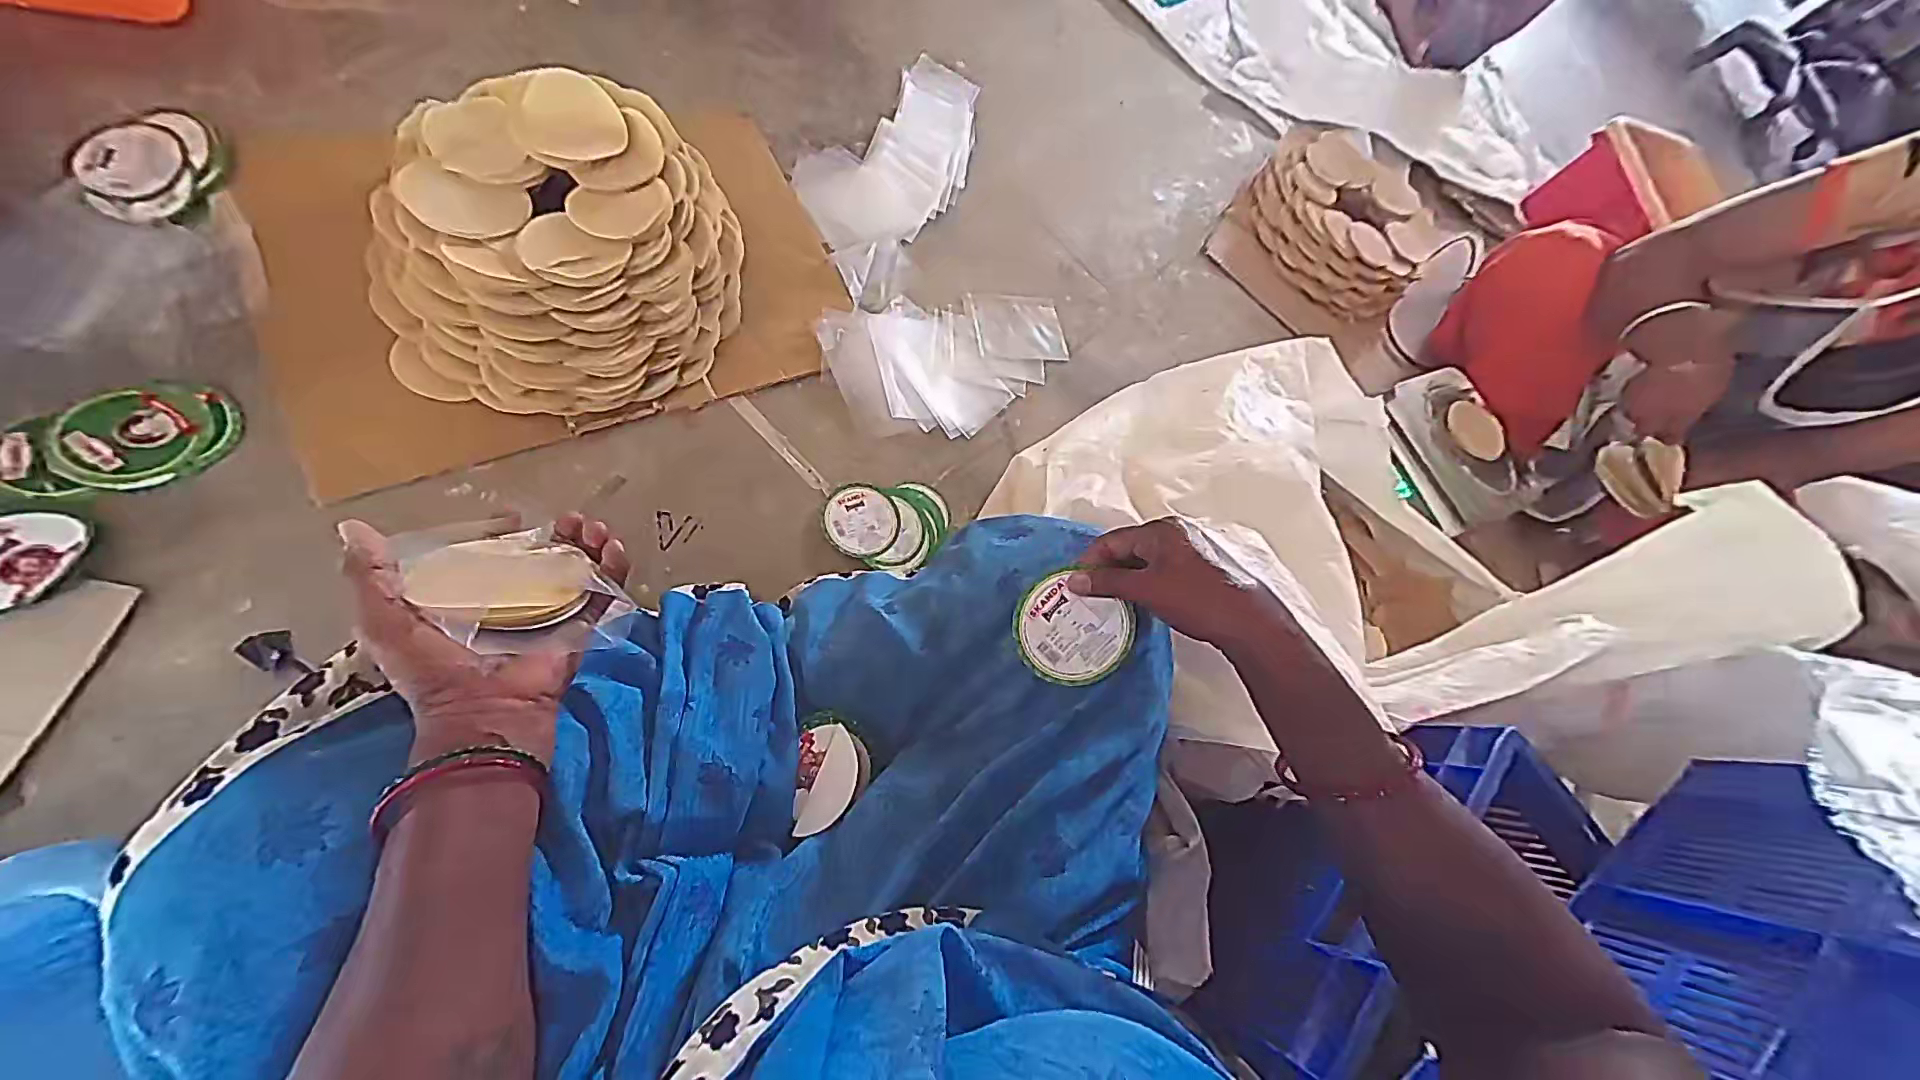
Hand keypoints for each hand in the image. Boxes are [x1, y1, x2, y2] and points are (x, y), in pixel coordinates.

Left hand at [338, 513, 631, 763]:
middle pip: (551, 555)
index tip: (515, 518)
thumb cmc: (434, 670)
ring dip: (591, 543)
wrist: (484, 711)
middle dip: (564, 533)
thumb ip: (372, 579)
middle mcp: (521, 600)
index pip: (500, 554)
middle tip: (570, 520)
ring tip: (592, 529)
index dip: (510, 533)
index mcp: (477, 596)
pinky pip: (605, 592)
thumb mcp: (386, 623)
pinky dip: (615, 569)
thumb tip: (353, 528)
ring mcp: (556, 613)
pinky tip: (613, 549)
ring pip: (582, 567)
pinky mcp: (583, 626)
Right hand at [1067, 517, 1297, 653]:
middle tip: (1091, 592)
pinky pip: (1164, 568)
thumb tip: (1074, 580)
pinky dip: (1147, 581)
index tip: (1075, 581)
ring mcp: (1194, 548)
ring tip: (1114, 599)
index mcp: (1162, 530)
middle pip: (1130, 547)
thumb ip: (1108, 583)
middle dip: (1109, 569)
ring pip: (1148, 559)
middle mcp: (1178, 532)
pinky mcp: (1204, 567)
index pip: (1113, 539)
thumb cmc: (1196, 600)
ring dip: (1128, 577)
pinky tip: (1143, 600)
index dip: (1090, 560)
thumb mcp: (1146, 590)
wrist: (1249, 622)